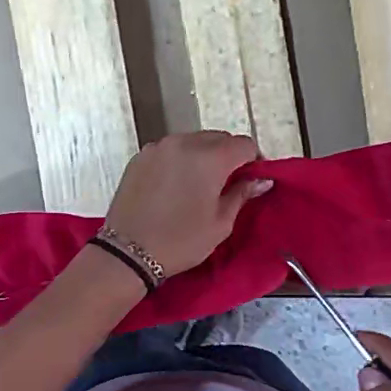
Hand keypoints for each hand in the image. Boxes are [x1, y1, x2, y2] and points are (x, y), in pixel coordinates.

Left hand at [104, 131, 272, 276]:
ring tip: (201, 184)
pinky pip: (170, 150)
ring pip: (193, 141)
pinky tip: (177, 184)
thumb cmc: (181, 241)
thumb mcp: (220, 223)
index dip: (254, 160)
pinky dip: (180, 160)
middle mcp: (184, 143)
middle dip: (229, 156)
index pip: (244, 144)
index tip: (253, 178)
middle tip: (229, 183)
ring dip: (204, 155)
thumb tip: (261, 180)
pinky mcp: (140, 156)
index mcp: (209, 158)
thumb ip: (242, 194)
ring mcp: (159, 147)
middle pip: (218, 138)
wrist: (128, 252)